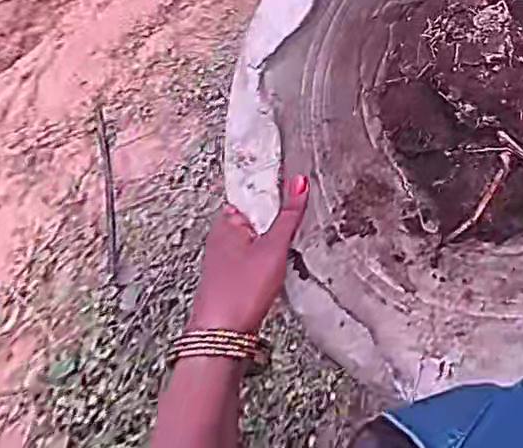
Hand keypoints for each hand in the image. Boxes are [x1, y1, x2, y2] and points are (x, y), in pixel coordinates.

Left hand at [187, 174, 308, 333]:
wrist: (222, 340)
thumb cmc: (240, 292)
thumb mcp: (274, 246)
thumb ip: (289, 213)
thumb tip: (300, 182)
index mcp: (227, 221)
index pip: (254, 190)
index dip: (277, 186)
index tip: (297, 184)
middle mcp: (222, 236)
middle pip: (257, 212)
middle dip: (278, 213)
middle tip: (297, 214)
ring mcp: (225, 257)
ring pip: (257, 234)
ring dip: (274, 236)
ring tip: (288, 241)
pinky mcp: (231, 275)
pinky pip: (254, 253)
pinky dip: (268, 254)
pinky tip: (276, 263)